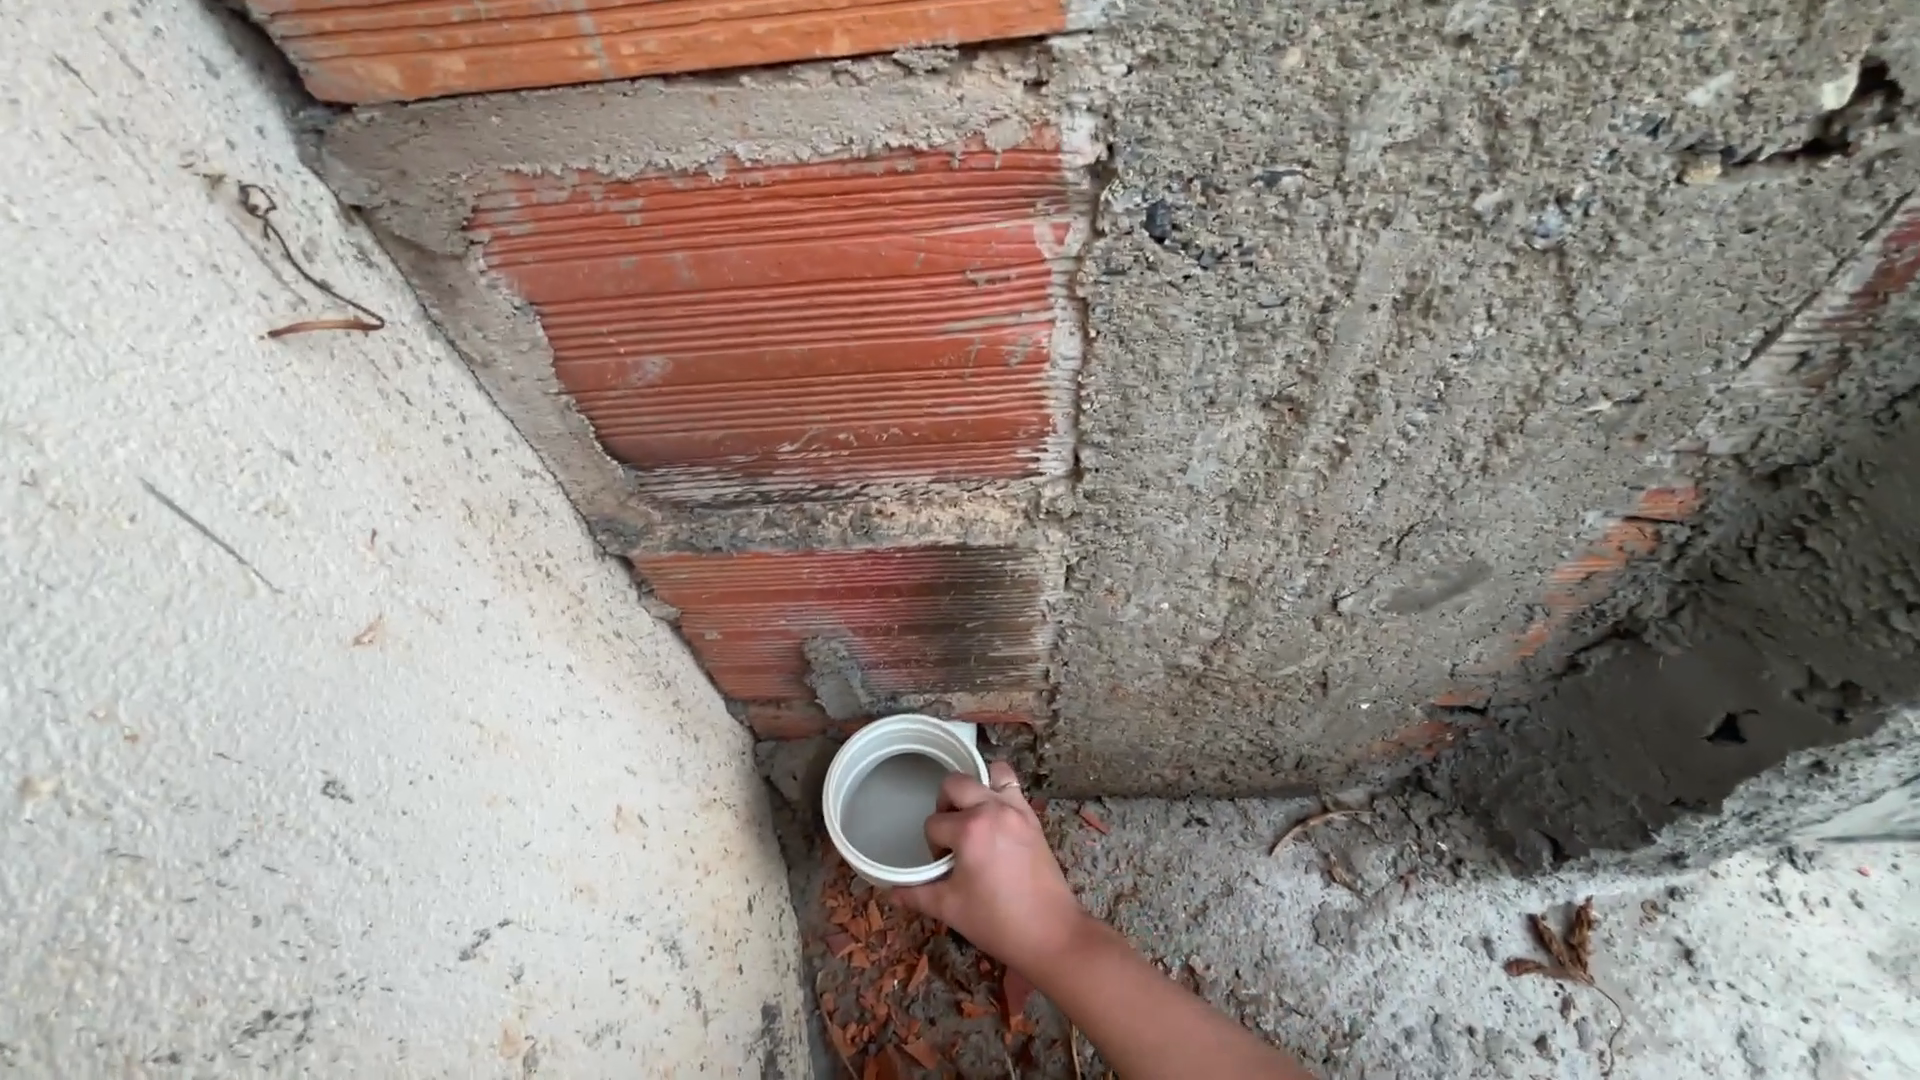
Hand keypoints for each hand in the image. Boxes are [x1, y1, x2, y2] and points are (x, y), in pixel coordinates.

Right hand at [890, 761, 1089, 972]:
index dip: (932, 845)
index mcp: (970, 830)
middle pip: (955, 784)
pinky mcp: (1032, 817)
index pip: (934, 823)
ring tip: (972, 816)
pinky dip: (999, 790)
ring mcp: (1016, 810)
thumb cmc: (997, 921)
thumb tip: (890, 892)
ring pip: (990, 772)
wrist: (1050, 933)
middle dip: (944, 805)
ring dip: (975, 787)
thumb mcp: (950, 909)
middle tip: (950, 834)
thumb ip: (917, 894)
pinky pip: (1013, 786)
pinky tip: (994, 817)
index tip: (942, 866)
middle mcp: (993, 809)